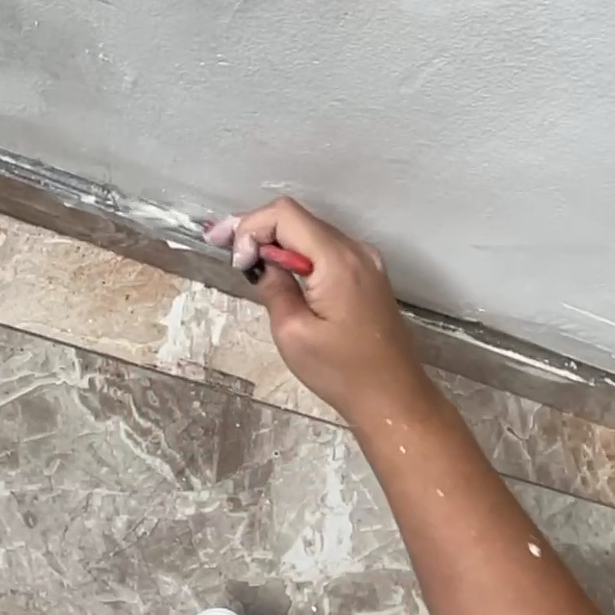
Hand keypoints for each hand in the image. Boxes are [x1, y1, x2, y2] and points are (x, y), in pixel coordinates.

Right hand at [207, 197, 434, 424]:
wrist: (394, 399)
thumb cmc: (343, 372)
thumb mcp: (293, 333)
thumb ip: (273, 287)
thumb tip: (260, 262)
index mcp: (338, 260)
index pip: (284, 214)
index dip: (250, 228)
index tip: (237, 262)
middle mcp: (355, 250)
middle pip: (296, 218)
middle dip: (256, 230)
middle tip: (221, 246)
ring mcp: (365, 260)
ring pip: (309, 231)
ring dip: (274, 241)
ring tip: (243, 259)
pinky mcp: (366, 274)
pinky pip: (324, 249)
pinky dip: (296, 253)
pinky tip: (276, 272)